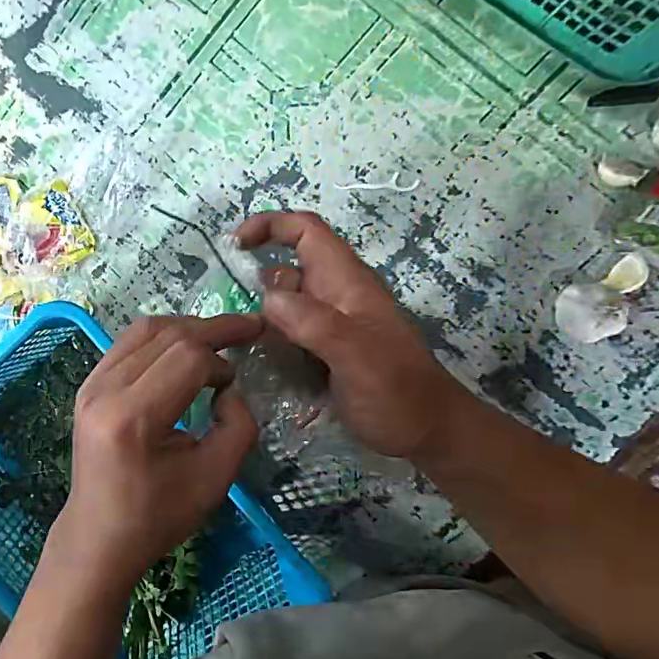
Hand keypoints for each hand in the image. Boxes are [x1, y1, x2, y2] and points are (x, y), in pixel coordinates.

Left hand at [46, 315, 262, 592]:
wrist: (100, 536)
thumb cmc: (158, 515)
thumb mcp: (215, 479)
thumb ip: (237, 426)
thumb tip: (228, 386)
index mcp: (133, 418)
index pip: (187, 359)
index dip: (220, 362)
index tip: (234, 385)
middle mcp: (105, 391)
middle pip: (167, 335)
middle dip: (212, 330)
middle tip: (249, 329)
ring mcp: (90, 385)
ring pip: (145, 330)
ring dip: (187, 328)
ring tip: (220, 336)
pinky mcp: (88, 386)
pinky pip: (128, 343)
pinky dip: (162, 338)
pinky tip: (184, 347)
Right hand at [235, 211, 468, 459]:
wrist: (428, 433)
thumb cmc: (398, 392)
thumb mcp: (357, 355)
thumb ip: (314, 323)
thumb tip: (267, 298)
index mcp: (346, 283)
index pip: (307, 232)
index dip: (271, 225)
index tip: (234, 245)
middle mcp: (336, 297)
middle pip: (289, 268)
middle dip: (257, 279)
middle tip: (231, 314)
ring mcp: (331, 326)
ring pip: (286, 304)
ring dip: (260, 315)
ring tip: (239, 340)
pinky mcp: (325, 353)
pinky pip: (289, 335)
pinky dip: (270, 340)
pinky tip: (256, 361)